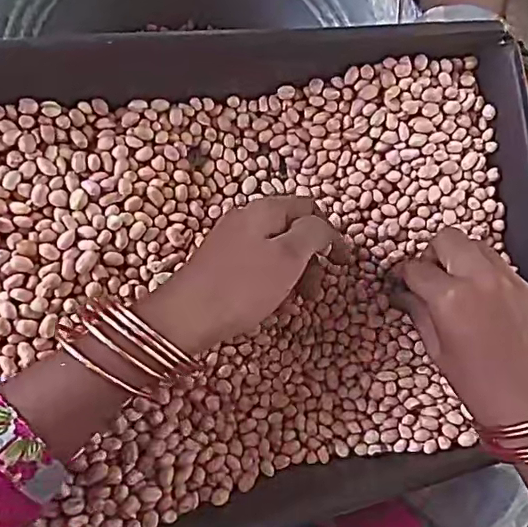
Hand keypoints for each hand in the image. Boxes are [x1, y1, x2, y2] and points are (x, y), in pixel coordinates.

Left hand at [139, 196, 341, 353]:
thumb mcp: (288, 257)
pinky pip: (258, 266)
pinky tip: (272, 306)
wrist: (185, 317)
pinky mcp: (221, 265)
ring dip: (294, 275)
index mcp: (264, 210)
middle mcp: (246, 218)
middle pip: (293, 230)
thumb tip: (323, 227)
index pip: (310, 209)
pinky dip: (273, 283)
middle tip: (314, 291)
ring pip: (277, 251)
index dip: (331, 235)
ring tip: (294, 303)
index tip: (342, 264)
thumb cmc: (242, 287)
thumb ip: (314, 233)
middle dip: (311, 259)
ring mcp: (231, 241)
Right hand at [393, 228, 527, 429]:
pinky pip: (502, 266)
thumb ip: (420, 315)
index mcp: (450, 298)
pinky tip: (483, 299)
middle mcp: (481, 279)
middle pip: (448, 238)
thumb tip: (406, 296)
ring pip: (478, 245)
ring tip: (457, 283)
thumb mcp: (439, 353)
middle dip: (432, 253)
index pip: (416, 268)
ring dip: (461, 256)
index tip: (403, 282)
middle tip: (429, 276)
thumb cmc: (482, 390)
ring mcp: (510, 280)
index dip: (404, 274)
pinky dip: (486, 273)